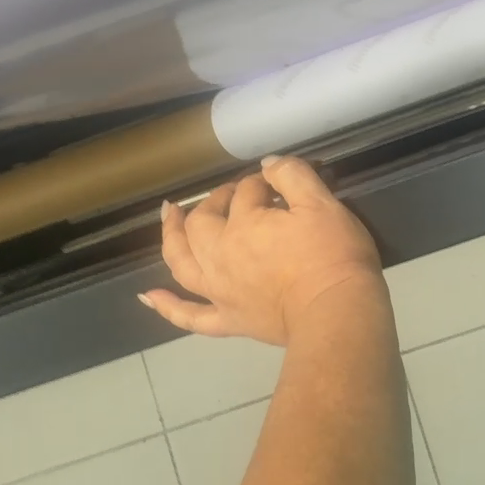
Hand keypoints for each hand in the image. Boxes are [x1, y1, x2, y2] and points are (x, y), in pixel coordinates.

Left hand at [141, 155, 385, 344]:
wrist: (334, 310)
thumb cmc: (333, 254)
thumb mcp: (323, 203)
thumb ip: (293, 176)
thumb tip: (267, 163)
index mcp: (245, 224)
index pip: (247, 192)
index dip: (262, 180)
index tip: (280, 179)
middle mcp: (220, 255)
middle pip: (203, 221)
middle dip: (214, 200)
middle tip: (231, 192)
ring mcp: (218, 291)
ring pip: (181, 261)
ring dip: (171, 237)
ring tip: (168, 217)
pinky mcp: (227, 320)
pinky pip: (188, 315)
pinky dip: (166, 306)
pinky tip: (149, 297)